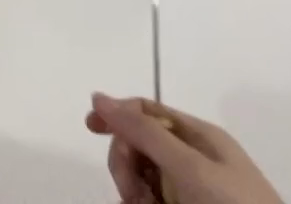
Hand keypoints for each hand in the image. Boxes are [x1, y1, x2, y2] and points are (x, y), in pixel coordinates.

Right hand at [86, 93, 281, 203]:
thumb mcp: (189, 168)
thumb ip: (144, 131)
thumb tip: (98, 96)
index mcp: (199, 137)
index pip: (146, 110)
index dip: (116, 114)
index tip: (91, 128)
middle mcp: (193, 160)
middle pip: (138, 145)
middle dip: (127, 165)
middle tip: (134, 193)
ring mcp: (190, 192)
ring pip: (140, 177)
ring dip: (132, 192)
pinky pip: (148, 200)